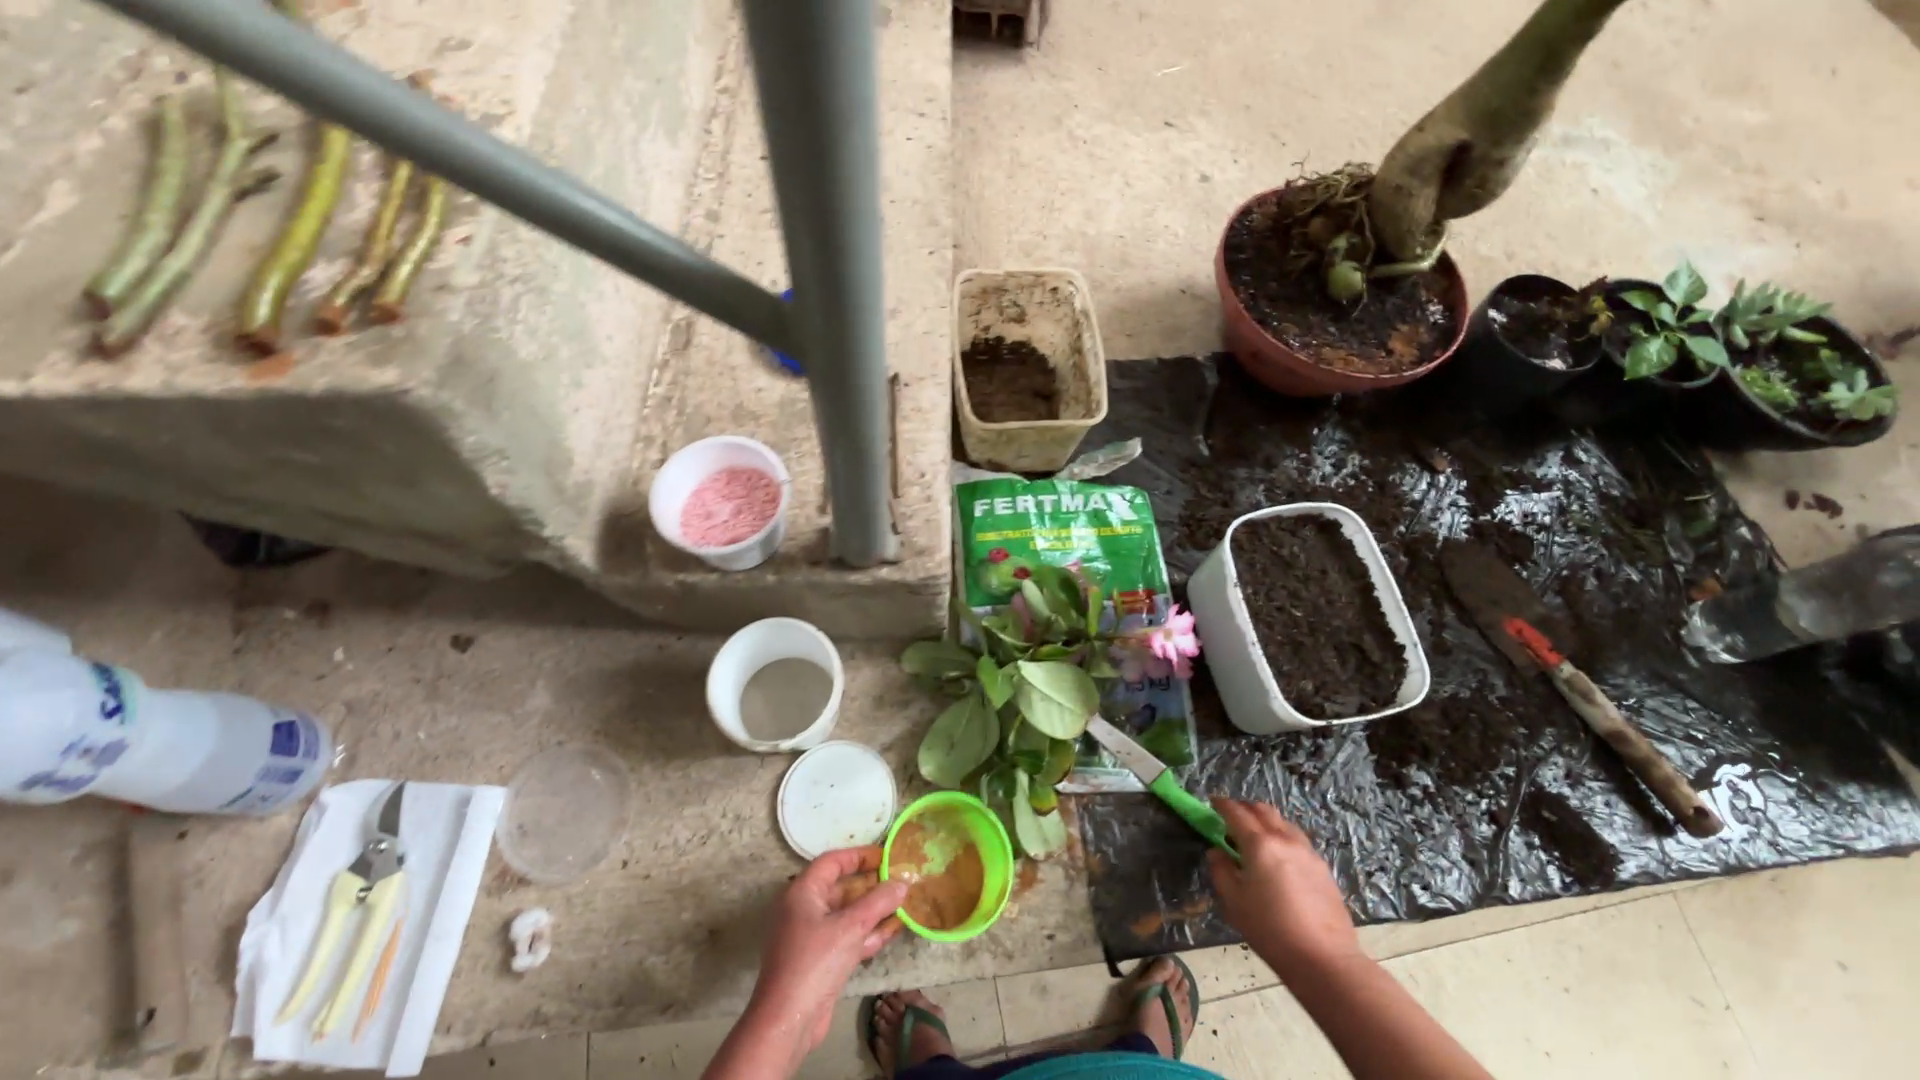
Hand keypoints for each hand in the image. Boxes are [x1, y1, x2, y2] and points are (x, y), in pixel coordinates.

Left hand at [749, 846, 909, 1052]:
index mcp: (802, 892)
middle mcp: (803, 909)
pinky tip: (892, 931)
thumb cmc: (815, 963)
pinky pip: (846, 936)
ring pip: (846, 914)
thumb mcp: (851, 927)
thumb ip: (878, 902)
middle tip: (900, 881)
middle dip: (871, 885)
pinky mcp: (819, 959)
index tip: (886, 856)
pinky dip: (867, 932)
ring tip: (903, 904)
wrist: (788, 1020)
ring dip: (873, 910)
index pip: (832, 862)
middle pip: (840, 888)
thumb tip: (902, 882)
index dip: (859, 856)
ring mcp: (810, 936)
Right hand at [1207, 798, 1360, 980]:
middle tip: (1232, 817)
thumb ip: (1221, 870)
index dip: (1222, 805)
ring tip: (1255, 836)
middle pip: (1264, 810)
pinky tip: (1278, 857)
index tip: (1213, 803)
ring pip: (1284, 823)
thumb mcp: (1234, 902)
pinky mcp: (1322, 867)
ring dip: (1266, 821)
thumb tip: (1217, 852)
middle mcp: (1285, 840)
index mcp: (1260, 844)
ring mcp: (1308, 852)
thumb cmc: (1270, 929)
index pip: (1237, 813)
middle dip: (1245, 807)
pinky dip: (1282, 837)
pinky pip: (1298, 840)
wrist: (1323, 957)